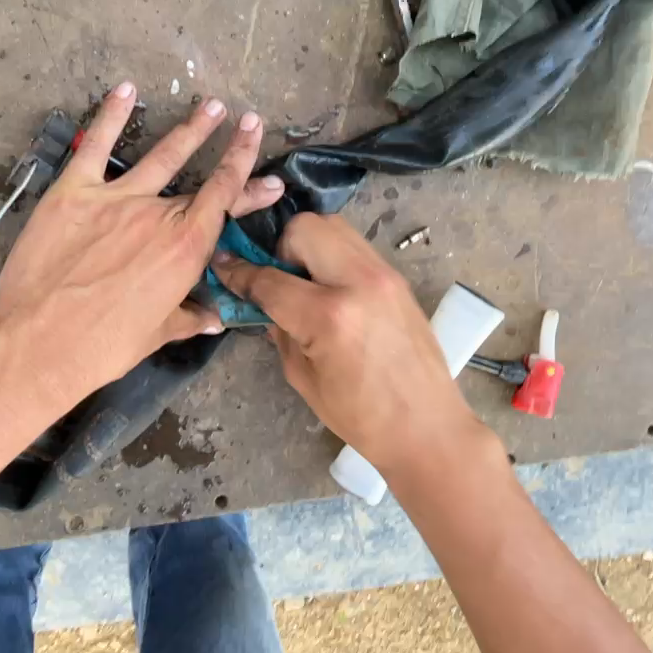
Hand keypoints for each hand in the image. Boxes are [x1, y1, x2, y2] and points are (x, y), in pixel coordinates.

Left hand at [0, 81, 282, 409]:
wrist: (38, 342)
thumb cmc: (103, 346)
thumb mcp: (156, 334)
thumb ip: (190, 318)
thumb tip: (217, 318)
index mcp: (185, 248)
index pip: (226, 202)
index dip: (250, 179)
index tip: (270, 168)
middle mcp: (159, 214)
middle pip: (204, 179)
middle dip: (232, 150)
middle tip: (249, 121)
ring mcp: (116, 198)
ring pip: (162, 155)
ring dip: (190, 129)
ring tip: (210, 105)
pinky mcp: (74, 191)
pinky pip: (96, 146)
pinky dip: (111, 115)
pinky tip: (126, 90)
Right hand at [211, 213, 487, 478]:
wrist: (428, 426)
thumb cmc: (361, 417)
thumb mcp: (302, 377)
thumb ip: (278, 328)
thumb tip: (260, 299)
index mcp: (329, 316)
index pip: (270, 279)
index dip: (240, 274)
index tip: (224, 268)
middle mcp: (357, 282)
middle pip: (303, 228)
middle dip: (280, 248)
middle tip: (280, 280)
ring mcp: (383, 274)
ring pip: (332, 226)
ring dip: (308, 246)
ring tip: (306, 283)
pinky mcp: (397, 276)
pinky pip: (353, 245)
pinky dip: (332, 256)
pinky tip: (330, 289)